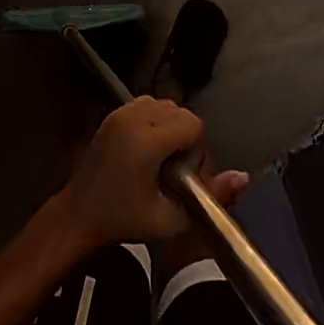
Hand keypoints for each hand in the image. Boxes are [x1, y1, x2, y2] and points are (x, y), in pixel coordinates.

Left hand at [55, 97, 232, 245]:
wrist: (80, 214)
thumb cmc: (124, 220)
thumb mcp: (172, 219)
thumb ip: (212, 195)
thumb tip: (243, 176)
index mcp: (145, 141)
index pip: (191, 123)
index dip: (195, 148)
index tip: (184, 172)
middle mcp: (131, 120)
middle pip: (178, 110)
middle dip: (184, 136)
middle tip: (172, 168)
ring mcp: (117, 115)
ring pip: (161, 104)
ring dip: (169, 126)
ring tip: (159, 158)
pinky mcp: (110, 116)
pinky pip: (143, 105)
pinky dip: (152, 121)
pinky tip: (146, 149)